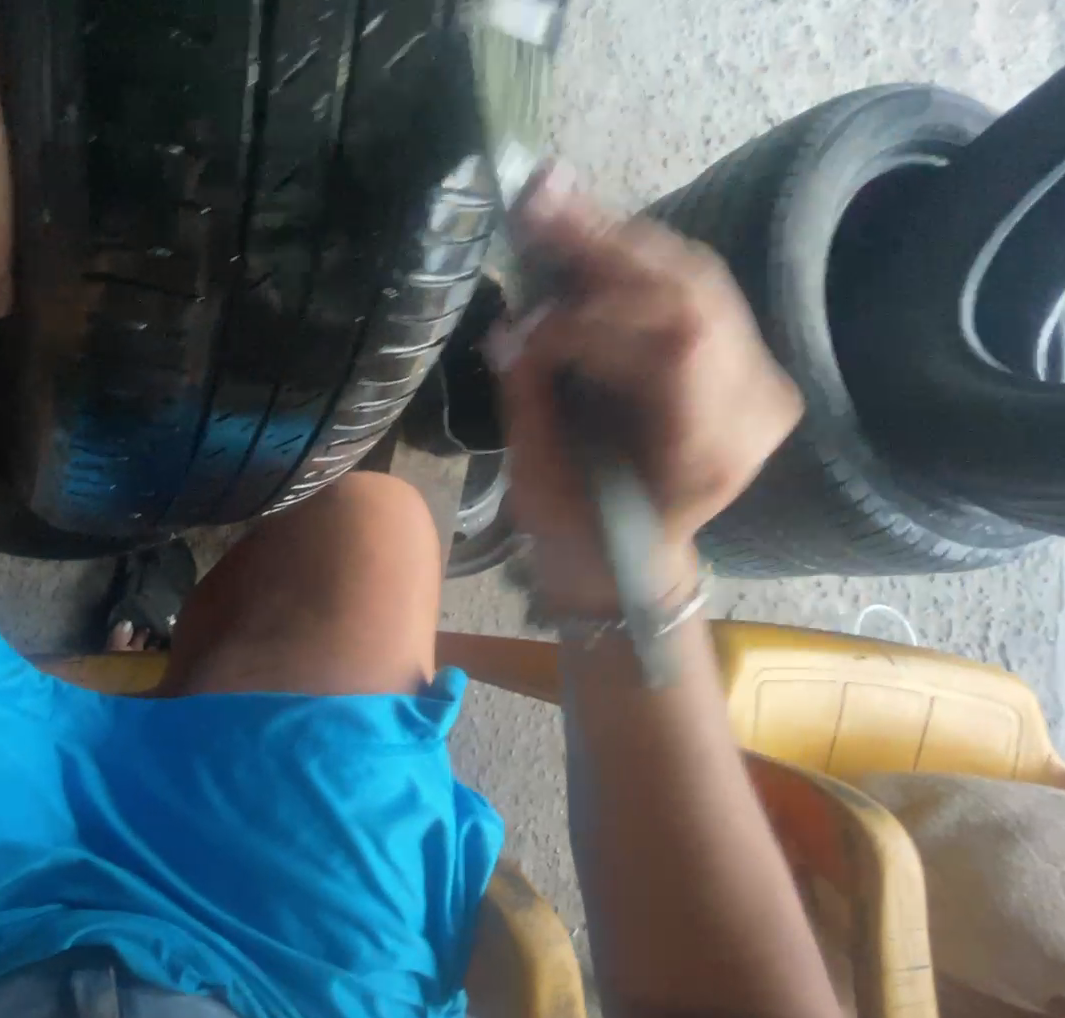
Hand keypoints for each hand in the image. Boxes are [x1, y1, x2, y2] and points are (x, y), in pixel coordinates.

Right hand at [490, 172, 801, 613]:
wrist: (629, 560)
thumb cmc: (580, 537)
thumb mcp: (544, 479)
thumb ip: (538, 402)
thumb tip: (516, 332)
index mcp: (707, 447)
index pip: (674, 346)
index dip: (595, 319)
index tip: (524, 323)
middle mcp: (753, 402)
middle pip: (693, 292)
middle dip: (608, 244)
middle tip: (540, 200)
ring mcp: (756, 375)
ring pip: (695, 279)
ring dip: (617, 239)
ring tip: (554, 203)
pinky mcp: (738, 359)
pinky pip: (689, 291)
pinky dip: (631, 261)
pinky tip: (585, 236)